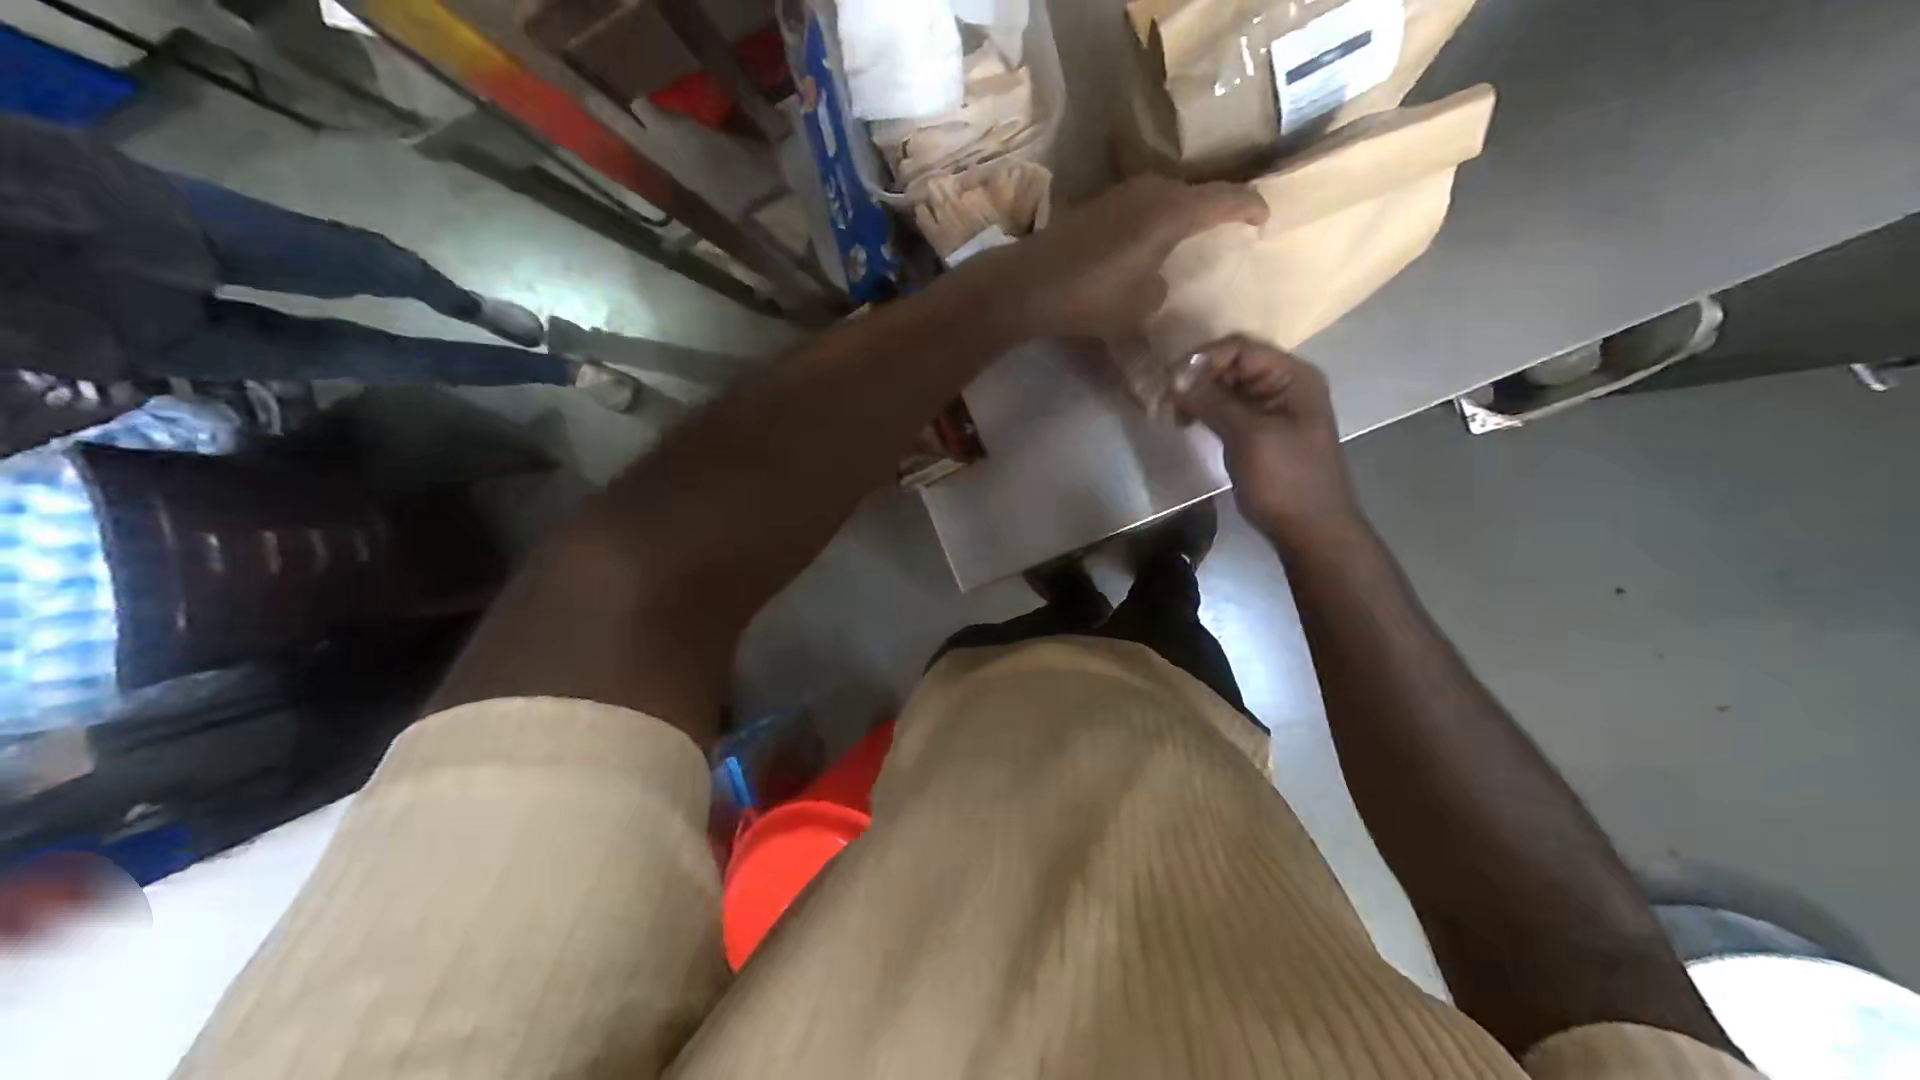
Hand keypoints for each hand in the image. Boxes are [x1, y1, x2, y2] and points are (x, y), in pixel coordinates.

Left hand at [952, 176, 1267, 340]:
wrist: (1026, 285)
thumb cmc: (1090, 297)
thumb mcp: (1140, 306)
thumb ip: (1161, 286)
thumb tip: (1156, 276)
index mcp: (1172, 211)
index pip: (1226, 198)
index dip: (1250, 206)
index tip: (1264, 218)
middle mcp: (1151, 191)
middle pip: (1196, 192)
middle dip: (1217, 208)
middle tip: (1231, 227)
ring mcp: (1121, 194)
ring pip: (1167, 197)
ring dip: (1183, 213)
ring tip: (1193, 235)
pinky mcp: (1097, 205)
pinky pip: (1141, 207)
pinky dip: (1155, 220)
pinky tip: (1151, 241)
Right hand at [1173, 335, 1362, 544]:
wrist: (1310, 530)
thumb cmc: (1285, 480)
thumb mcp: (1249, 436)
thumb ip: (1214, 400)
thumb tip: (1175, 375)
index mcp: (1292, 377)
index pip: (1239, 349)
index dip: (1201, 361)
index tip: (1169, 384)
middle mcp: (1283, 385)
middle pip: (1231, 365)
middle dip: (1196, 378)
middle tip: (1165, 402)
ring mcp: (1272, 410)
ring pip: (1226, 388)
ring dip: (1196, 396)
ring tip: (1172, 415)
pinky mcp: (1258, 432)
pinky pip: (1227, 410)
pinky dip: (1205, 412)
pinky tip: (1186, 424)